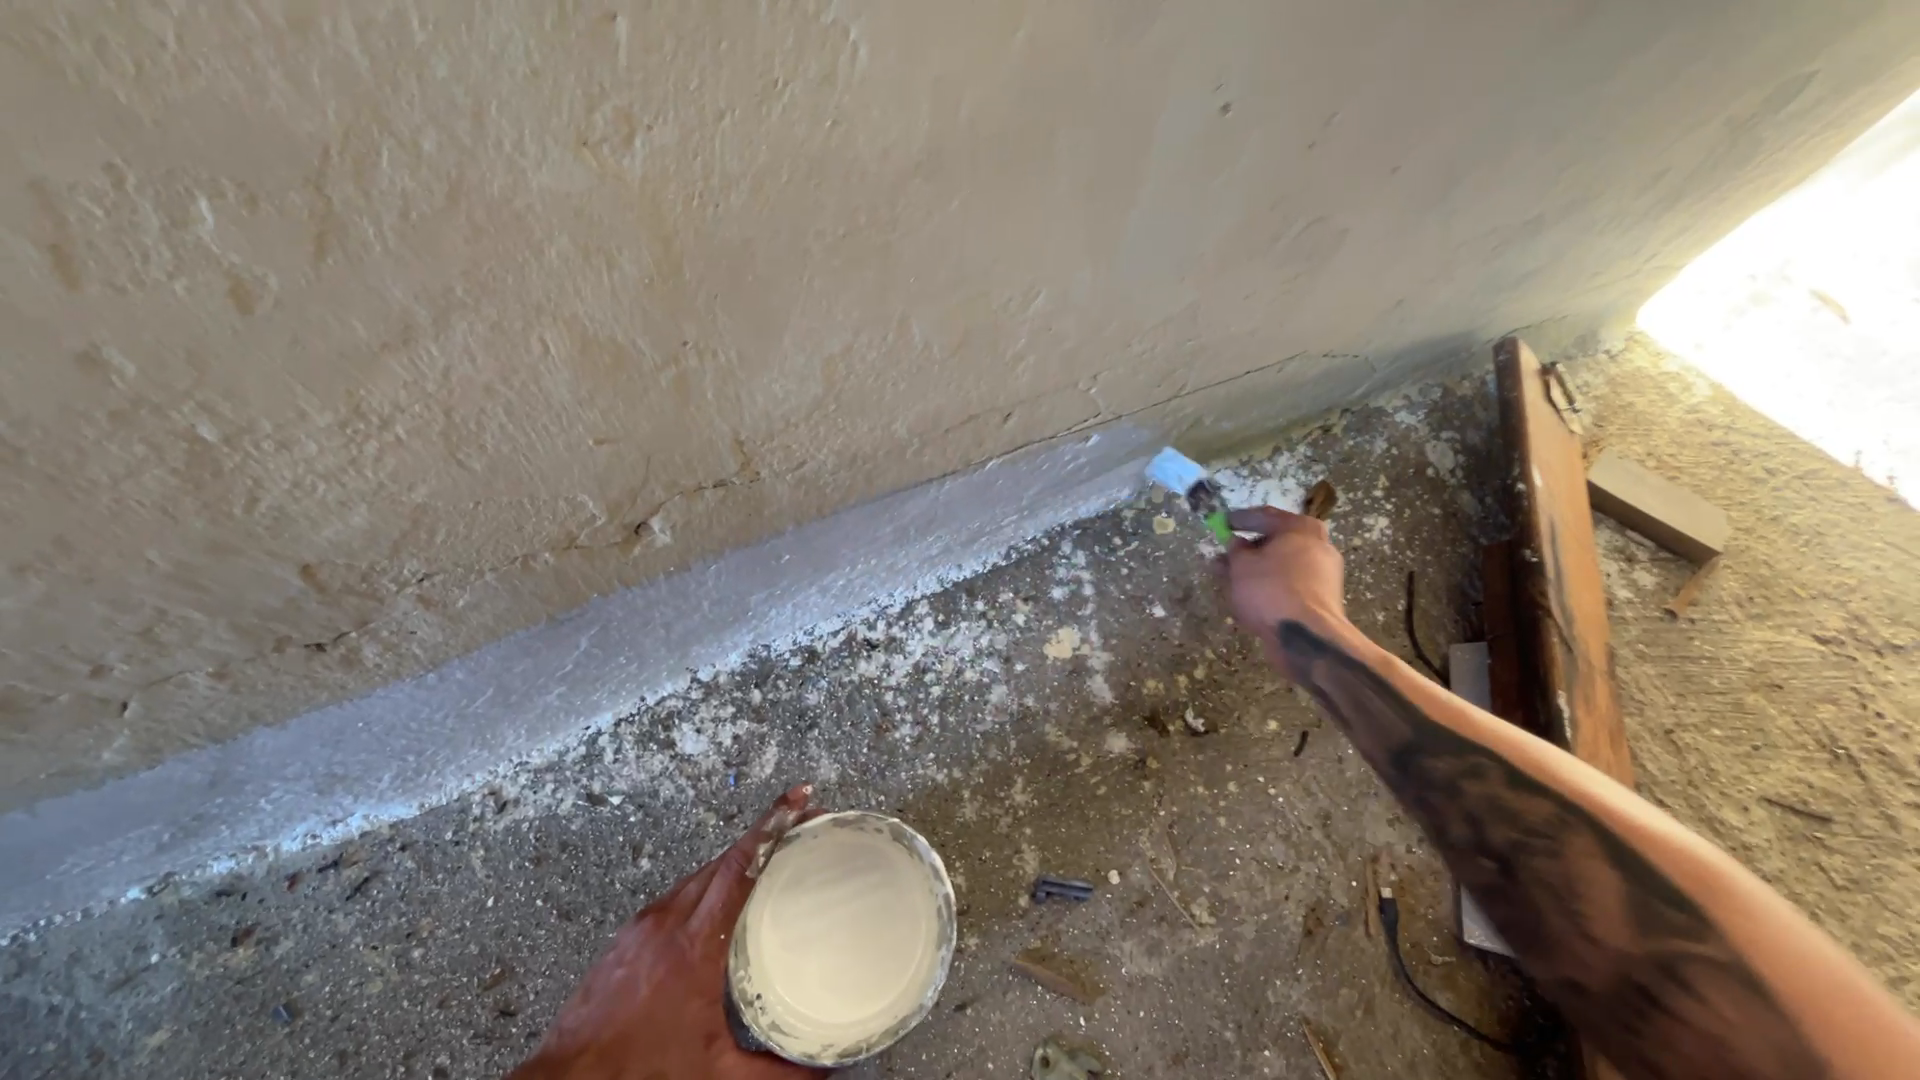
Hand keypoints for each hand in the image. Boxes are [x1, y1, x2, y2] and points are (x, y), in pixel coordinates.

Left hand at [510, 784, 829, 1079]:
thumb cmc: (640, 1072)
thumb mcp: (718, 1076)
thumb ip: (779, 1074)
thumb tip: (828, 1070)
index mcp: (696, 944)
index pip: (740, 866)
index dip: (772, 826)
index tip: (800, 798)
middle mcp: (668, 921)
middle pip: (724, 858)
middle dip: (764, 833)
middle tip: (800, 820)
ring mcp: (644, 925)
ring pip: (700, 873)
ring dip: (737, 858)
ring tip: (770, 856)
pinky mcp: (628, 936)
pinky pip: (679, 893)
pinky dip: (709, 883)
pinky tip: (722, 899)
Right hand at [1217, 505, 1351, 679]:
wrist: (1306, 636)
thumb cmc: (1270, 590)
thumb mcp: (1241, 566)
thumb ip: (1235, 550)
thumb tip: (1235, 543)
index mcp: (1300, 527)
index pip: (1263, 516)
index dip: (1238, 520)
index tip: (1220, 523)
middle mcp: (1318, 544)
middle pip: (1276, 540)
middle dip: (1247, 548)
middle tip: (1224, 554)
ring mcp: (1324, 572)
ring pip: (1282, 563)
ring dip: (1257, 568)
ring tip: (1231, 578)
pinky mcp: (1323, 596)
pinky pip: (1291, 582)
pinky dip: (1271, 583)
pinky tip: (1252, 594)